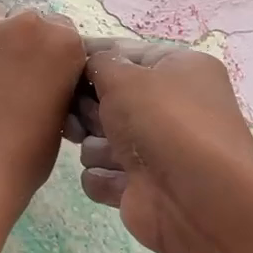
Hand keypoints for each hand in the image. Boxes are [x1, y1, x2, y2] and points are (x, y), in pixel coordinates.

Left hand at [0, 6, 86, 208]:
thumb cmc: (25, 152)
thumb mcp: (61, 115)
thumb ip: (56, 83)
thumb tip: (44, 78)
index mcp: (64, 43)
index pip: (63, 33)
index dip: (52, 52)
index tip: (43, 71)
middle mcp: (27, 24)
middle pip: (27, 22)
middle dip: (23, 41)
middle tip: (13, 73)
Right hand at [72, 39, 252, 252]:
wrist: (199, 200)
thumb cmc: (164, 122)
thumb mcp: (124, 76)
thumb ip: (96, 61)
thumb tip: (86, 64)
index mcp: (177, 69)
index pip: (121, 52)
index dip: (86, 56)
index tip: (53, 64)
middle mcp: (168, 106)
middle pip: (104, 97)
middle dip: (84, 107)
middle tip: (77, 114)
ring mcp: (154, 148)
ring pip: (96, 137)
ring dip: (93, 145)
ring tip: (104, 153)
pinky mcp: (139, 184)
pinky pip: (100, 173)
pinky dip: (103, 176)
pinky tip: (117, 180)